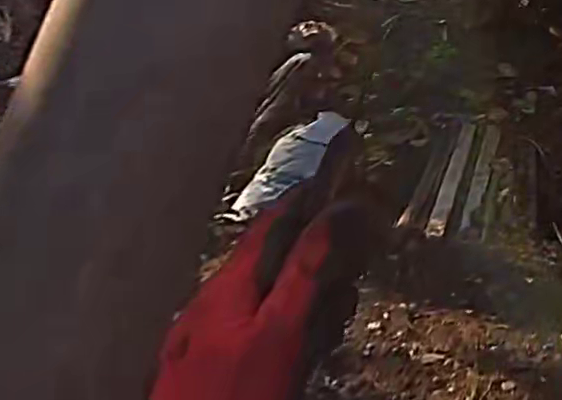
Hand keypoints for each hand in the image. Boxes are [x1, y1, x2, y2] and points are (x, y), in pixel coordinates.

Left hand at [151, 193, 371, 399]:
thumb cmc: (233, 398)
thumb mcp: (281, 330)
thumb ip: (307, 268)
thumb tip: (336, 210)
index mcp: (228, 284)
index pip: (274, 217)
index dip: (312, 195)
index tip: (348, 182)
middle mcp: (213, 300)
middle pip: (277, 253)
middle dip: (320, 254)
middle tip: (353, 265)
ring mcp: (207, 331)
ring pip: (273, 288)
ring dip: (309, 294)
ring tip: (330, 320)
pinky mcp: (211, 358)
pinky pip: (261, 320)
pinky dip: (291, 320)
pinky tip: (306, 344)